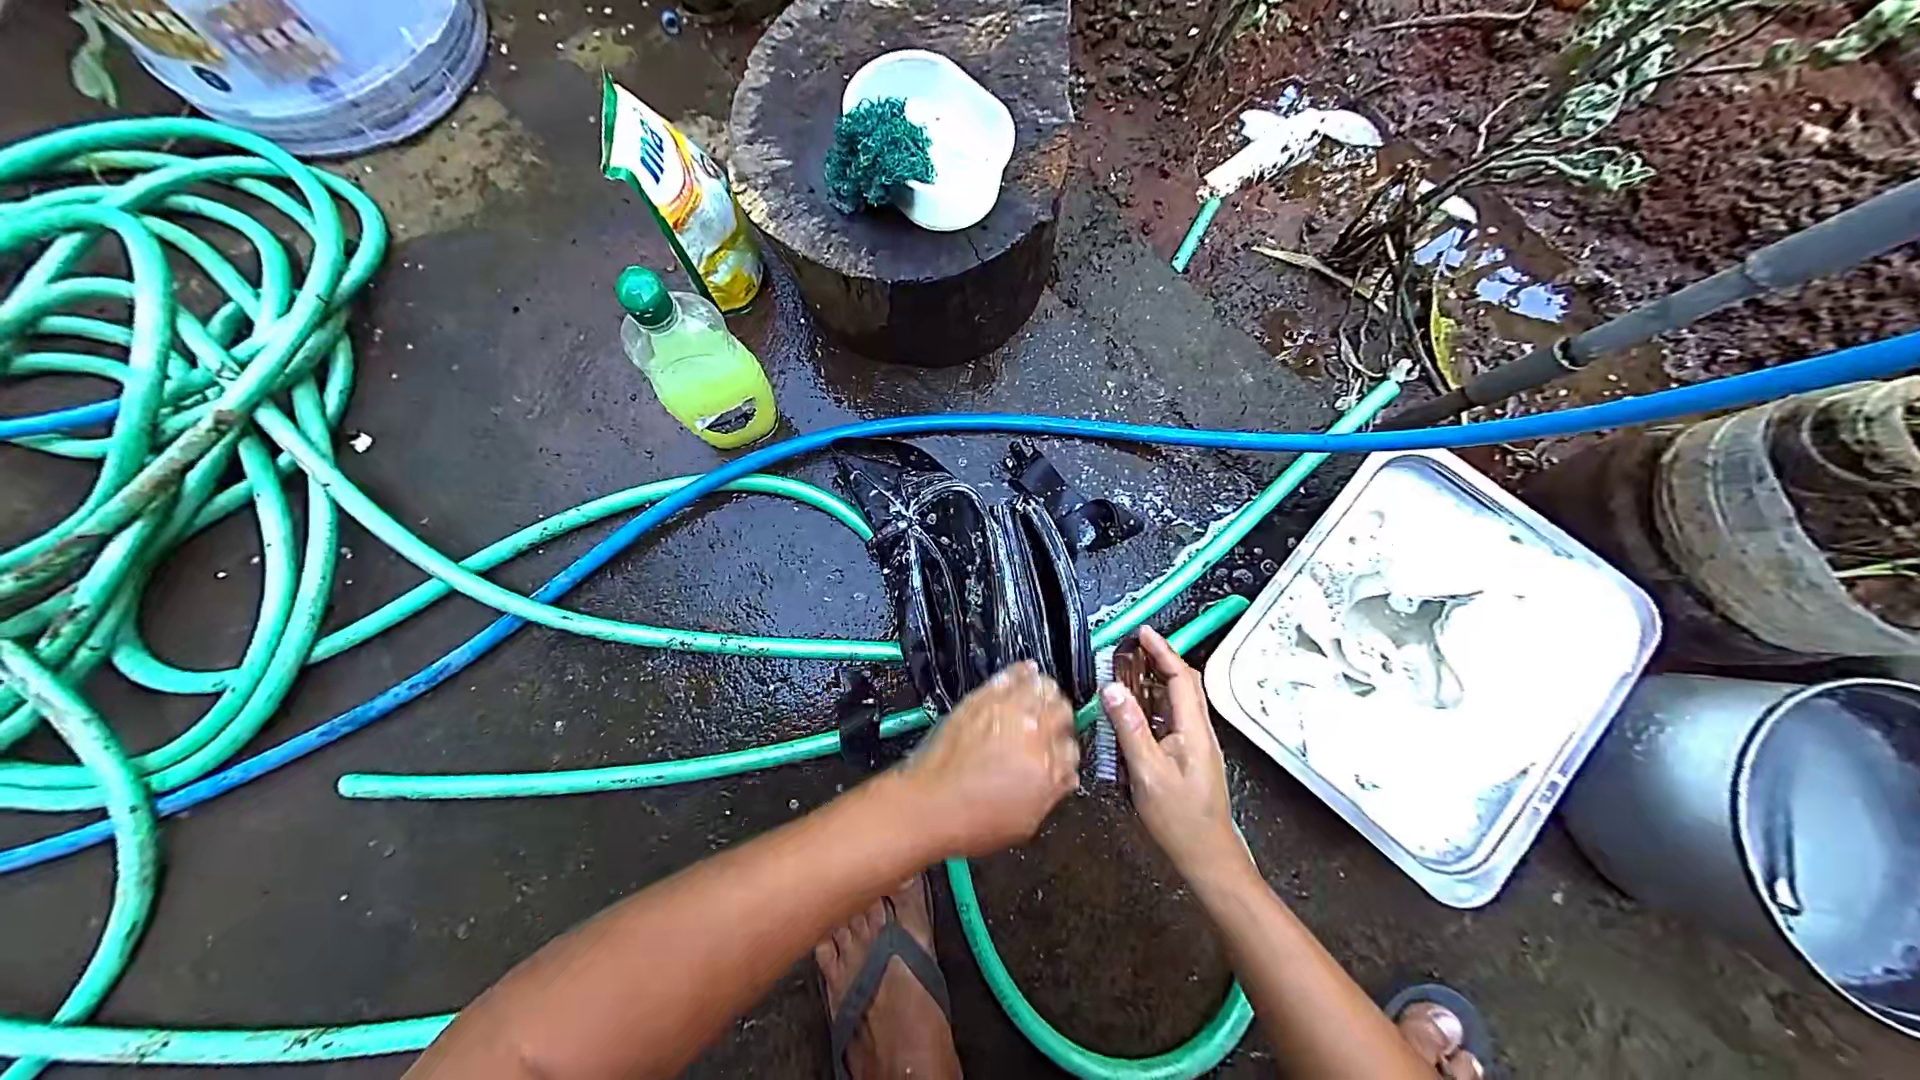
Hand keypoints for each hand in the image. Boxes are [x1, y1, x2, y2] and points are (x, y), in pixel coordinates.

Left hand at [901, 660, 1078, 856]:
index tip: (1059, 755)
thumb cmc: (975, 820)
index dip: (1066, 752)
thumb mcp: (1026, 820)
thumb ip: (1051, 793)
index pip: (1072, 748)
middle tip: (1052, 726)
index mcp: (1047, 766)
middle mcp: (1032, 732)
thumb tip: (1067, 776)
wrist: (930, 804)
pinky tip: (1027, 671)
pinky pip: (1008, 677)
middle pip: (1062, 711)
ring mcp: (1005, 711)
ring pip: (1040, 687)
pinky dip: (1021, 672)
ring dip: (1046, 692)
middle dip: (1061, 720)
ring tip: (1044, 696)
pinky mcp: (981, 699)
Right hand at [1102, 625, 1251, 883]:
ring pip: (1176, 700)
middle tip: (1133, 647)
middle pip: (1183, 682)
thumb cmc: (1182, 821)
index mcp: (1194, 730)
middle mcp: (1198, 732)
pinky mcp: (1187, 754)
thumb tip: (1113, 691)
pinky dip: (1152, 704)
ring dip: (1154, 681)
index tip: (1143, 633)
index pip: (1180, 677)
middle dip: (1159, 659)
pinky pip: (1170, 717)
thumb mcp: (1148, 773)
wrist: (1207, 855)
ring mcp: (1194, 743)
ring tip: (1127, 673)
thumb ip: (1130, 729)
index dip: (1162, 650)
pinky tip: (1134, 711)